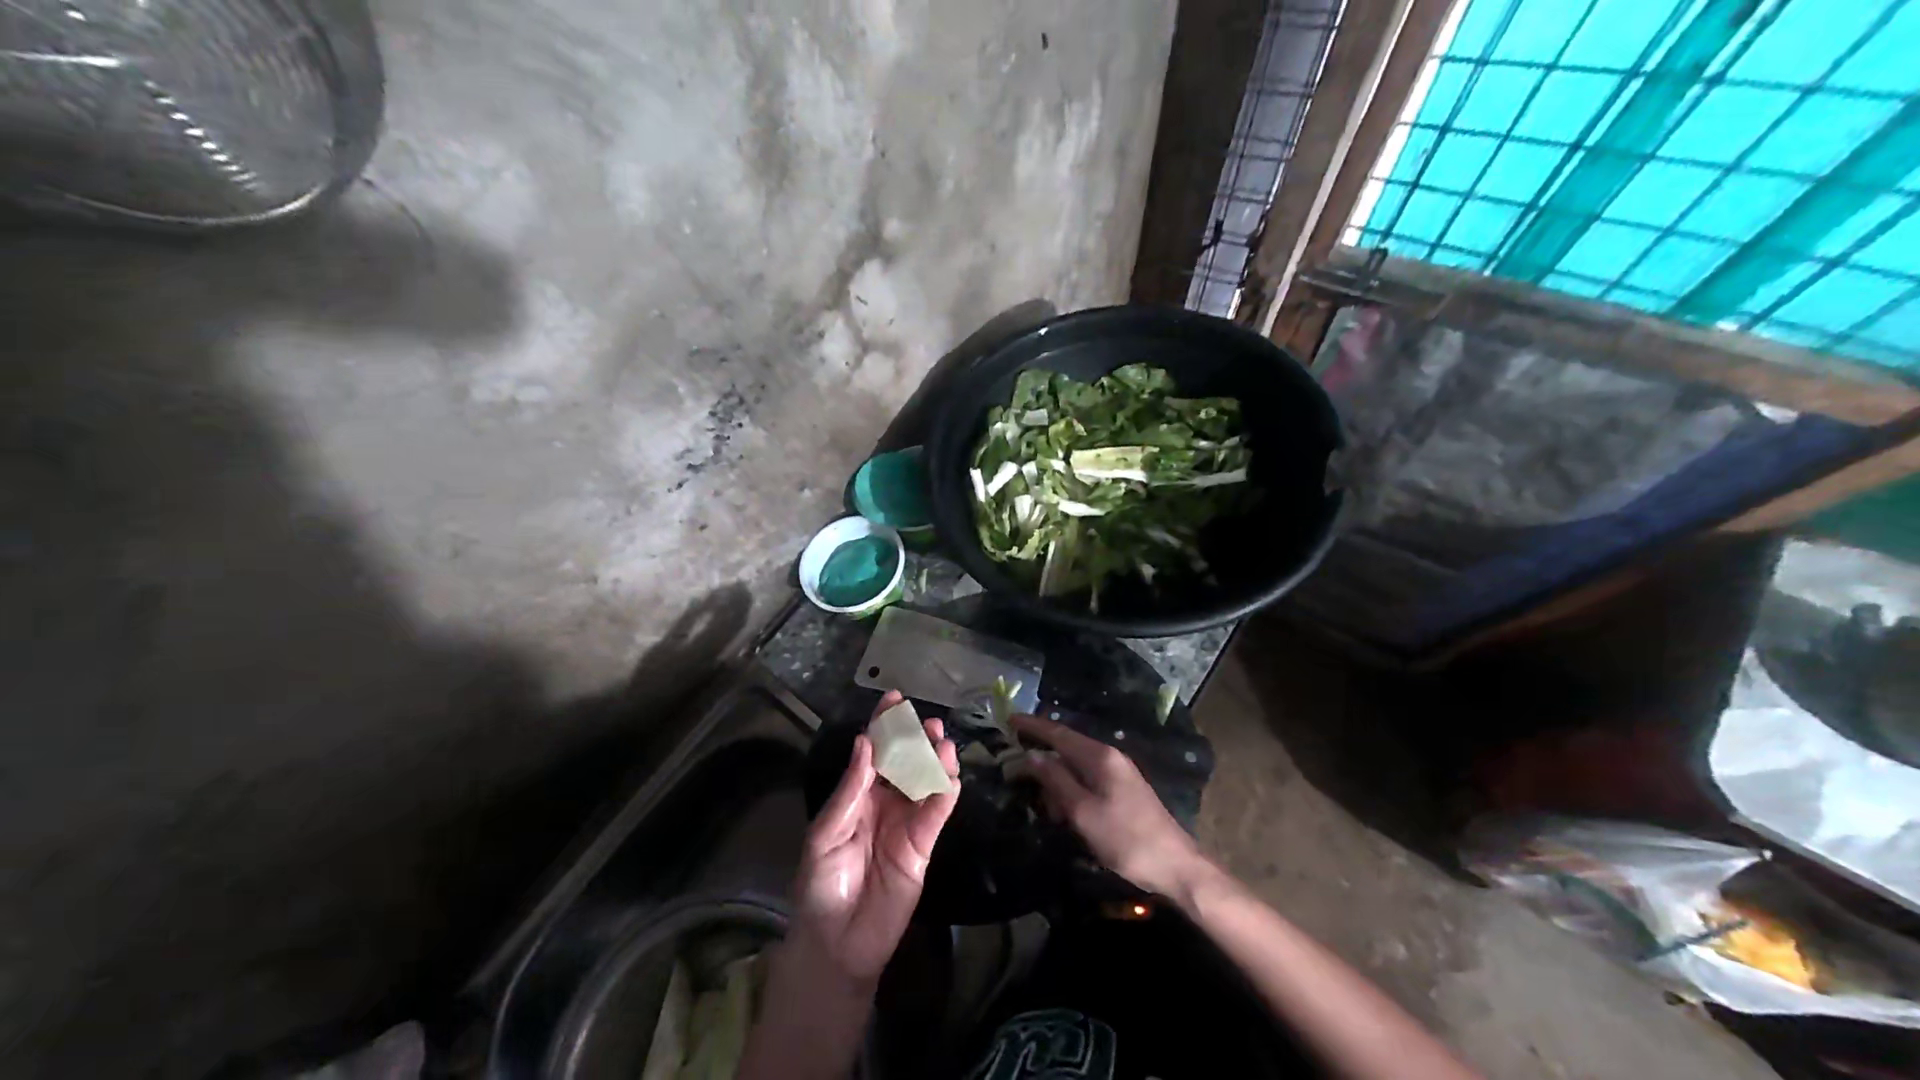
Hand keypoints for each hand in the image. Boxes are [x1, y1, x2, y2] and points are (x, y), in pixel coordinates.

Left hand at [791, 691, 959, 982]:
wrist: (836, 941)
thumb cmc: (820, 884)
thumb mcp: (825, 833)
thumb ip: (850, 789)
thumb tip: (864, 743)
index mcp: (857, 795)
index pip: (874, 752)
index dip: (884, 725)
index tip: (895, 699)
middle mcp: (885, 802)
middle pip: (906, 762)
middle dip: (916, 739)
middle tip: (927, 721)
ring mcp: (906, 822)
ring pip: (926, 782)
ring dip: (936, 760)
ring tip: (942, 741)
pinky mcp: (923, 845)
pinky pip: (937, 812)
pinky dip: (945, 791)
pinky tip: (950, 773)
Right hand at [1013, 713, 1208, 899]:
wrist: (1175, 866)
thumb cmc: (1126, 839)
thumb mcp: (1083, 812)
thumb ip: (1055, 780)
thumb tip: (1032, 755)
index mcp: (1099, 756)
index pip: (1058, 732)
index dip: (1032, 726)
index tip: (1008, 719)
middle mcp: (1109, 757)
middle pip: (1066, 748)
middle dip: (1042, 764)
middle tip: (1020, 783)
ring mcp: (1118, 773)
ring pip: (1075, 767)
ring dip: (1057, 785)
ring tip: (1049, 812)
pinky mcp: (1122, 790)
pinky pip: (1087, 781)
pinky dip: (1071, 793)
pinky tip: (1067, 814)